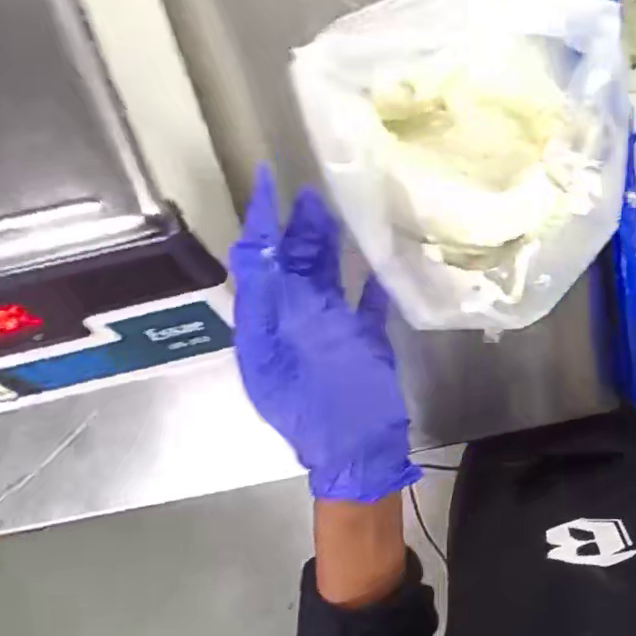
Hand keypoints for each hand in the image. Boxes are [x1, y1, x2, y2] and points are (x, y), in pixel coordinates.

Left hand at [230, 166, 420, 502]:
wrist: (359, 452)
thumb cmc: (318, 410)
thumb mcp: (281, 357)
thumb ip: (269, 305)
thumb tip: (259, 251)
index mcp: (267, 328)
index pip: (258, 264)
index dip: (260, 223)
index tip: (265, 184)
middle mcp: (296, 325)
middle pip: (294, 268)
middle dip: (299, 231)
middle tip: (312, 196)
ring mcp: (333, 334)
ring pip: (329, 281)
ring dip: (331, 248)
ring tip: (337, 215)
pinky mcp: (364, 344)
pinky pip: (366, 307)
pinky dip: (370, 287)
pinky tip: (377, 265)